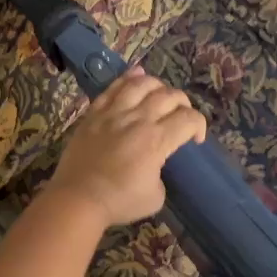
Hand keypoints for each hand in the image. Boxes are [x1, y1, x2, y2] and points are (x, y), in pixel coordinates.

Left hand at [47, 68, 207, 226]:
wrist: (77, 198)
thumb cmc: (118, 201)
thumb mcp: (155, 196)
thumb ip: (161, 173)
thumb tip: (154, 164)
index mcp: (156, 140)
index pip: (188, 119)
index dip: (199, 126)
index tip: (195, 140)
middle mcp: (138, 119)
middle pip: (169, 96)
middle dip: (183, 104)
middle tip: (181, 117)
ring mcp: (113, 112)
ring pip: (142, 84)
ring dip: (158, 86)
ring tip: (161, 94)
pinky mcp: (94, 113)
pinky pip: (113, 87)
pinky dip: (128, 78)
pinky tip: (137, 75)